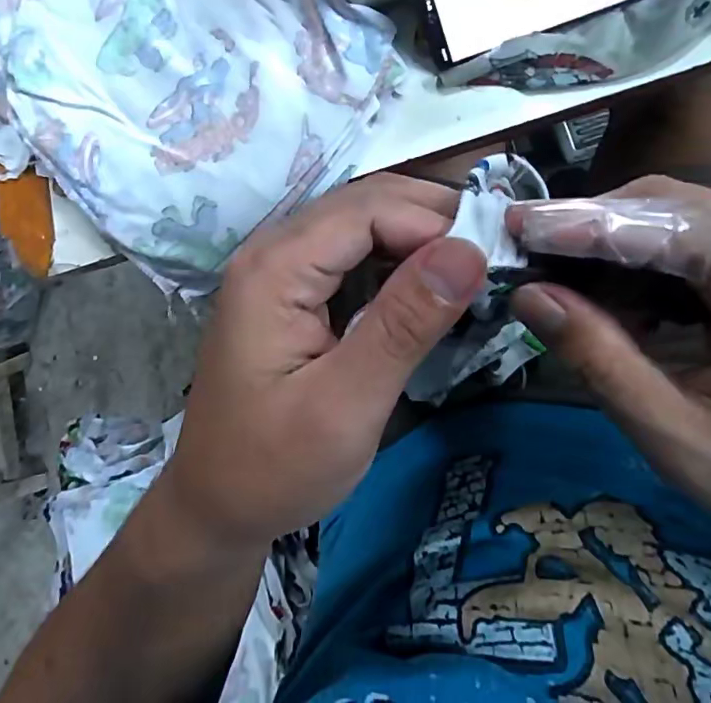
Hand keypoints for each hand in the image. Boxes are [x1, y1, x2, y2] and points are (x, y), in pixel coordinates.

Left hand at [153, 173, 487, 550]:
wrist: (215, 506)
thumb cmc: (274, 468)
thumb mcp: (346, 406)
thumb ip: (405, 324)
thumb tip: (468, 251)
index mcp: (276, 269)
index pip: (367, 209)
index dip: (433, 221)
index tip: (491, 254)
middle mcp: (273, 250)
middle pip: (365, 202)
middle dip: (433, 217)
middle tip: (494, 251)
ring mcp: (280, 266)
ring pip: (362, 220)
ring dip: (420, 232)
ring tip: (474, 263)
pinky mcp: (292, 287)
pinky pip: (354, 250)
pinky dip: (399, 255)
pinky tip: (430, 281)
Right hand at [506, 176, 710, 593]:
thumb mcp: (687, 452)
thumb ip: (607, 367)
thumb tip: (531, 294)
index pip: (702, 238)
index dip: (607, 223)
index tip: (527, 224)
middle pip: (700, 209)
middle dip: (605, 222)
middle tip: (533, 247)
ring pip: (707, 210)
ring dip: (632, 234)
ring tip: (579, 276)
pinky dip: (668, 246)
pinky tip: (641, 286)